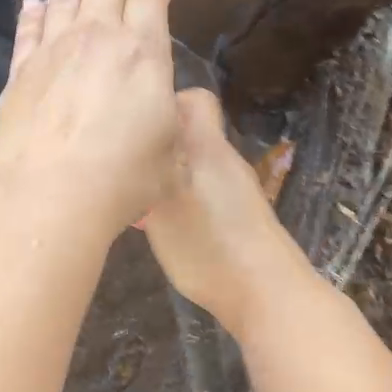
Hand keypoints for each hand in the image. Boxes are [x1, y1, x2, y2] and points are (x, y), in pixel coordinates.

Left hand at [0, 0, 178, 243]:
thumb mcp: (168, 155)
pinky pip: (29, 32)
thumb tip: (161, 111)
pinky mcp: (21, 73)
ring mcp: (54, 53)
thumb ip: (167, 126)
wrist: (51, 193)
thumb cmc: (124, 177)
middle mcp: (97, 40)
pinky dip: (32, 12)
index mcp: (143, 53)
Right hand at [142, 89, 314, 332]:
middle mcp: (225, 161)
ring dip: (166, 175)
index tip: (134, 124)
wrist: (266, 293)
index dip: (166, 102)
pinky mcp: (240, 218)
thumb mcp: (162, 205)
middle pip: (190, 133)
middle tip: (125, 165)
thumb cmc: (208, 244)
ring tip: (137, 197)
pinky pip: (203, 193)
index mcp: (207, 147)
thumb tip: (133, 143)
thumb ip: (147, 170)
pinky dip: (182, 201)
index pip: (195, 98)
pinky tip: (164, 227)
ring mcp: (235, 191)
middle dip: (157, 144)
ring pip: (194, 166)